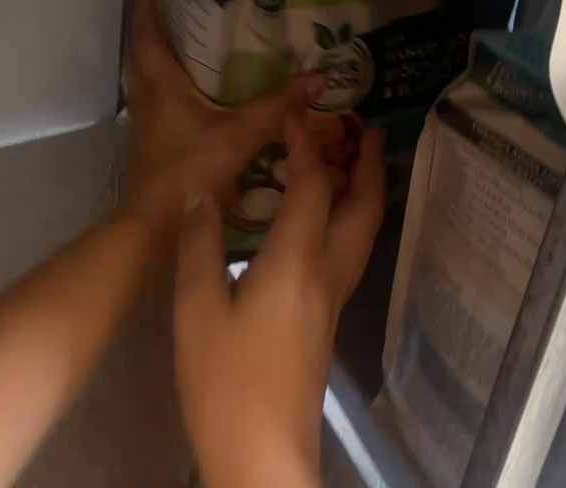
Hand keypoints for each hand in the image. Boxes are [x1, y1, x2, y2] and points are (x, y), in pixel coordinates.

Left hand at [121, 0, 321, 236]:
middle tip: (174, 14)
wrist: (154, 227)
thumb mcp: (240, 136)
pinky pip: (156, 106)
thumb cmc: (190, 171)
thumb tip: (318, 78)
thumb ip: (278, 107)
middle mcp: (147, 100)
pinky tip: (192, 101)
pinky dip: (167, 93)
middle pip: (142, 57)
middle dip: (153, 33)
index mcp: (161, 86)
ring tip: (185, 50)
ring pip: (146, 83)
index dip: (148, 11)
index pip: (147, 37)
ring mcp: (145, 126)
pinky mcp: (150, 147)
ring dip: (158, 63)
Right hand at [172, 116, 385, 487]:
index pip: (313, 185)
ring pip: (363, 231)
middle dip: (368, 164)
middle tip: (367, 128)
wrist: (262, 453)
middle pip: (364, 208)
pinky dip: (346, 218)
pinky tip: (320, 221)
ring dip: (364, 190)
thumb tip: (202, 192)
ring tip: (352, 161)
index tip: (294, 112)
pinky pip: (348, 251)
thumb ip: (200, 244)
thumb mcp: (196, 308)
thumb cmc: (225, 380)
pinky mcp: (327, 320)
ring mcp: (333, 300)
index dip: (305, 143)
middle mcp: (328, 274)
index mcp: (297, 262)